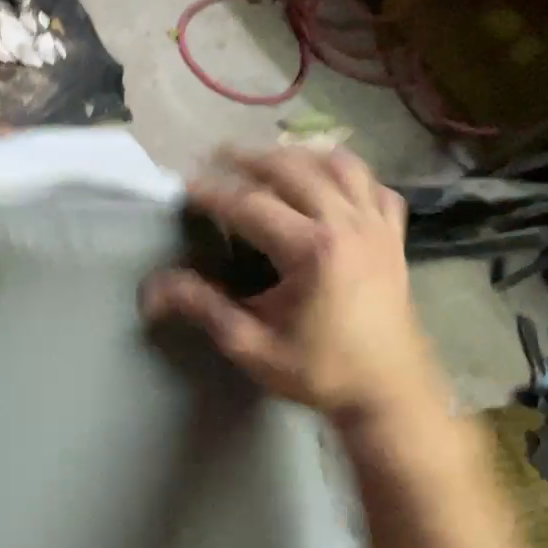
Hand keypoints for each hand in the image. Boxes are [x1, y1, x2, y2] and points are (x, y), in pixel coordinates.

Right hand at [141, 147, 443, 424]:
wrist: (390, 391)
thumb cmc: (317, 371)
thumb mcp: (249, 345)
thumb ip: (203, 308)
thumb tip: (154, 287)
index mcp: (311, 250)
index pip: (250, 205)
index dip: (212, 193)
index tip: (183, 186)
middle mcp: (347, 224)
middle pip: (293, 169)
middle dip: (249, 159)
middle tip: (215, 157)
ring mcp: (376, 226)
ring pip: (338, 165)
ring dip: (296, 156)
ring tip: (266, 158)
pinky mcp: (393, 236)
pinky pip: (372, 184)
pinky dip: (344, 173)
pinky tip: (325, 180)